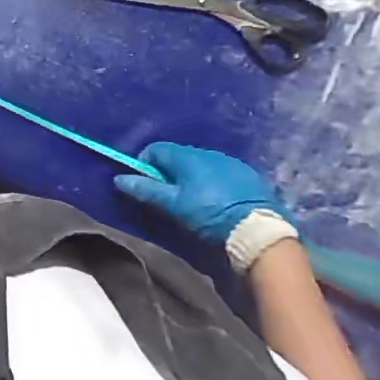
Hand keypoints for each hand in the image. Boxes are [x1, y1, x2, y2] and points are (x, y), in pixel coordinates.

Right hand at [113, 141, 285, 244]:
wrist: (260, 229)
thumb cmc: (209, 214)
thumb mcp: (173, 205)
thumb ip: (146, 190)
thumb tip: (119, 179)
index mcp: (187, 156)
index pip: (155, 149)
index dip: (145, 164)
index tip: (146, 185)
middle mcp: (208, 153)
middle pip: (178, 157)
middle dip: (168, 173)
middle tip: (168, 198)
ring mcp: (231, 163)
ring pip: (200, 165)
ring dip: (191, 178)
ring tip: (194, 202)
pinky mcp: (248, 176)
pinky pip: (221, 173)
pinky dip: (212, 183)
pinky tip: (217, 203)